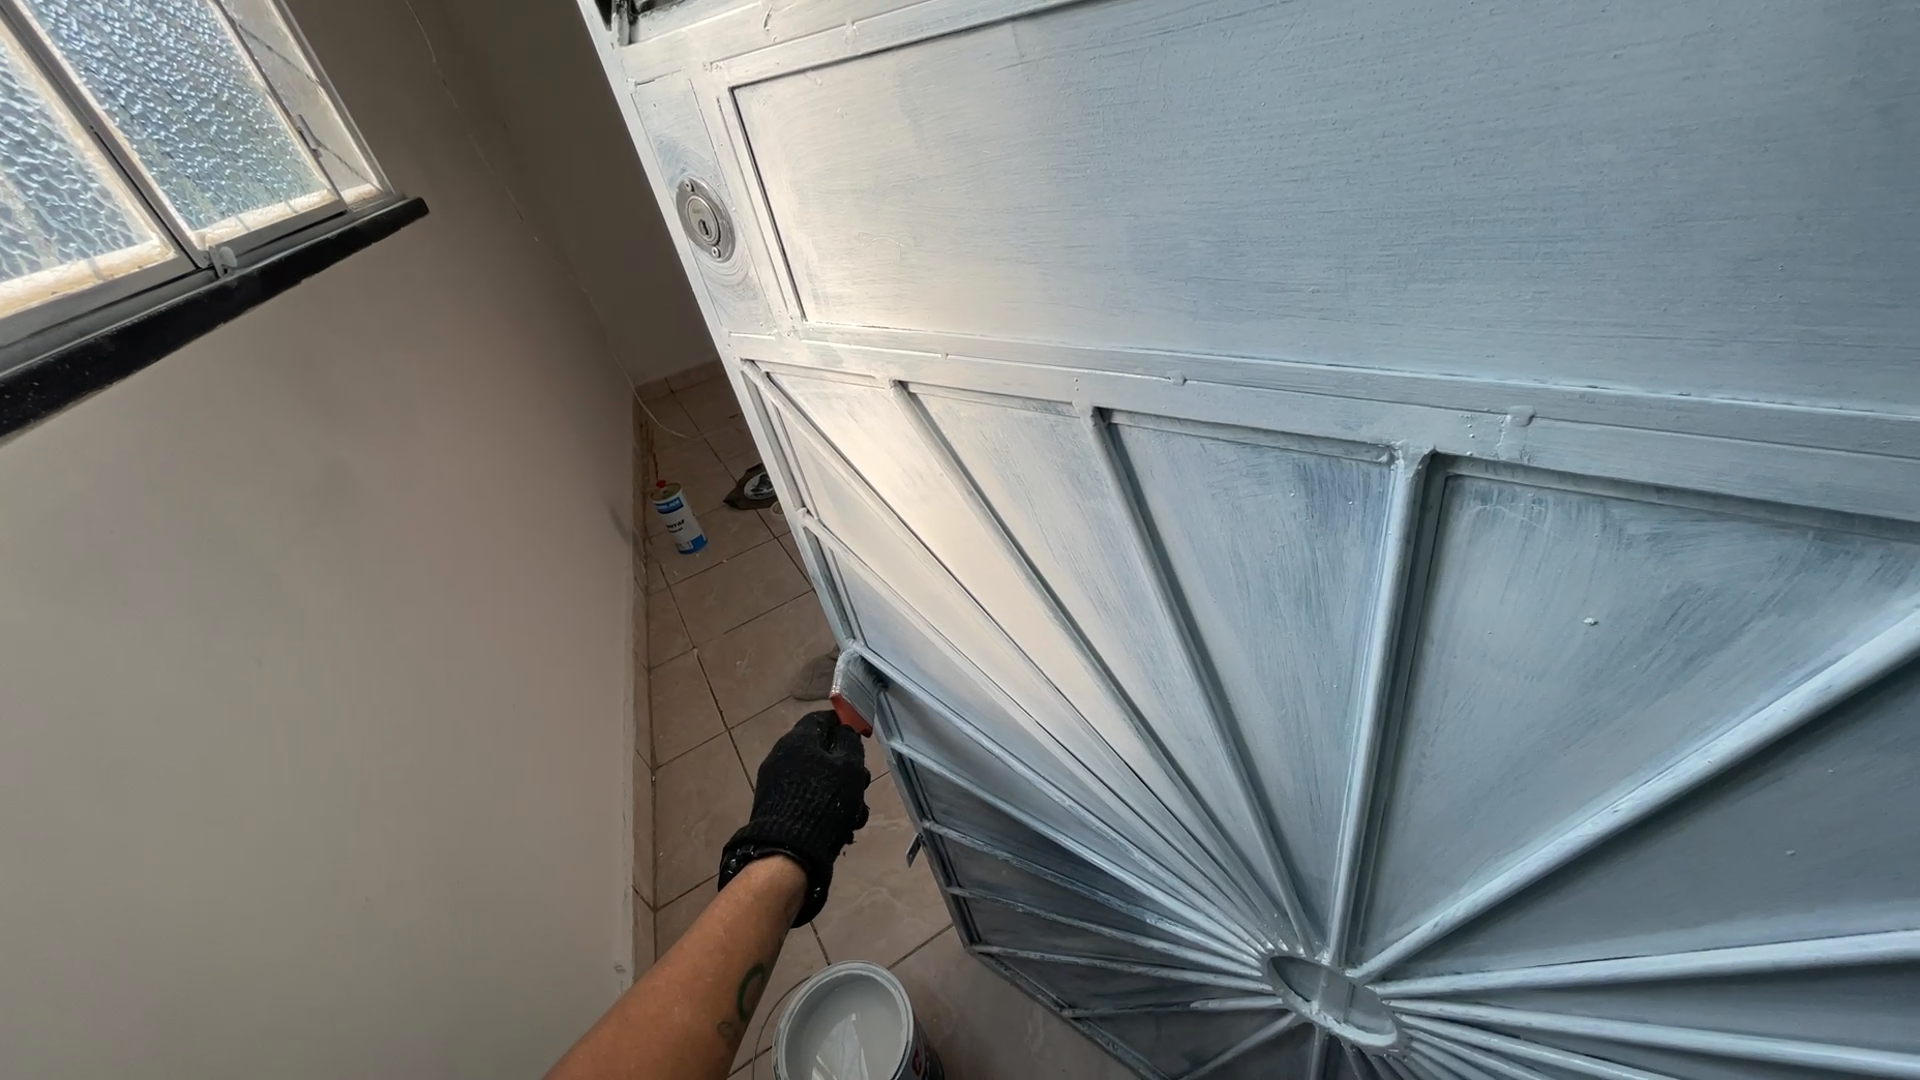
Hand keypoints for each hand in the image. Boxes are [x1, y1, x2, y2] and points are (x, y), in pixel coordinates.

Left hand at [718, 710, 871, 925]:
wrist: (788, 852)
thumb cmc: (824, 801)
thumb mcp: (849, 766)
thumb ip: (850, 741)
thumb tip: (844, 730)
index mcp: (797, 739)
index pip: (821, 718)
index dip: (843, 723)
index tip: (860, 736)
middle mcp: (782, 756)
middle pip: (821, 752)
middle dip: (847, 767)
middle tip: (862, 785)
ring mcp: (776, 783)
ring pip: (818, 779)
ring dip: (840, 793)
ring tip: (856, 816)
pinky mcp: (776, 808)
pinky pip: (807, 798)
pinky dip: (825, 808)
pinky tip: (842, 829)